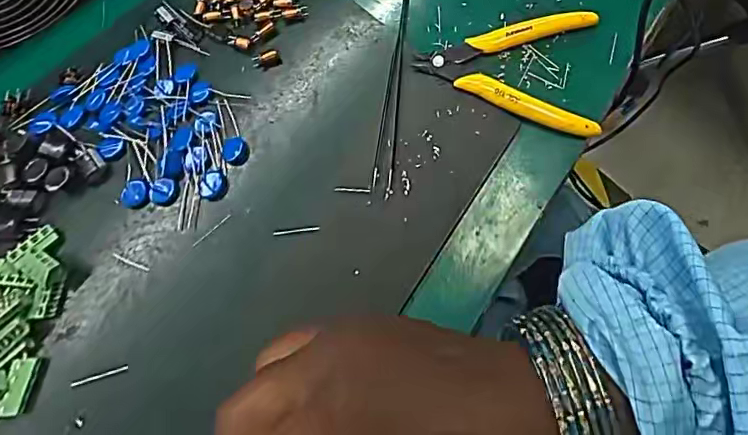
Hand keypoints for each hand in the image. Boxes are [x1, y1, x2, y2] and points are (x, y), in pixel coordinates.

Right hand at [216, 316, 558, 434]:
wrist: (509, 398)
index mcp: (323, 408)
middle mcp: (320, 359)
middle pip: (239, 409)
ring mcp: (339, 332)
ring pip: (264, 368)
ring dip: (265, 406)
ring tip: (287, 431)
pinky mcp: (360, 323)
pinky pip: (300, 343)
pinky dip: (292, 375)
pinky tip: (315, 403)